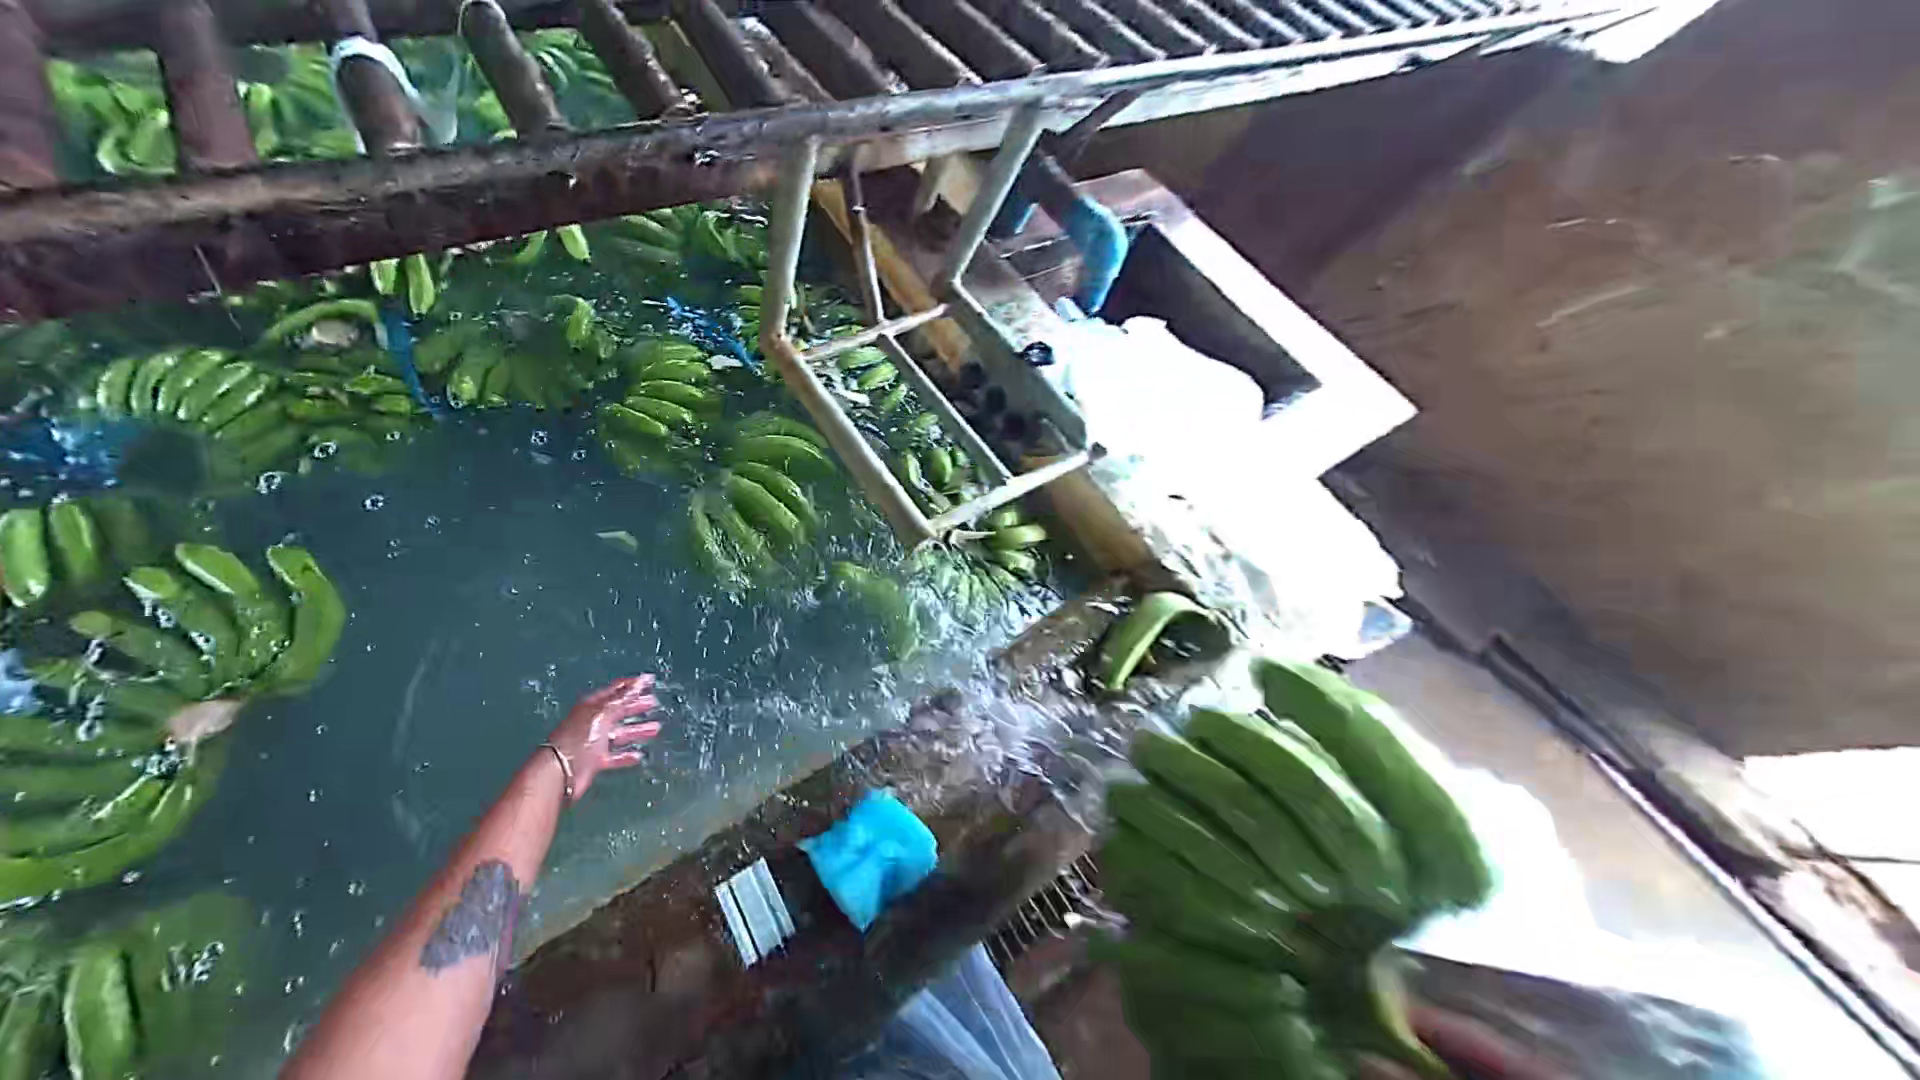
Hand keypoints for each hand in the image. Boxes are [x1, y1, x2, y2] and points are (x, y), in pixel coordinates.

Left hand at [546, 675, 661, 802]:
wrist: (559, 773)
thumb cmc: (579, 738)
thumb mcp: (602, 714)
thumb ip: (622, 699)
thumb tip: (641, 681)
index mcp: (592, 707)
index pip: (614, 691)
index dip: (631, 685)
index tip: (648, 680)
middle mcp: (592, 722)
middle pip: (618, 711)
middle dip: (635, 706)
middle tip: (653, 702)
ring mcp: (592, 742)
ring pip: (619, 733)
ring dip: (636, 730)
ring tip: (656, 728)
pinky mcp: (594, 761)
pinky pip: (614, 756)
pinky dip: (625, 755)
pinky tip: (638, 755)